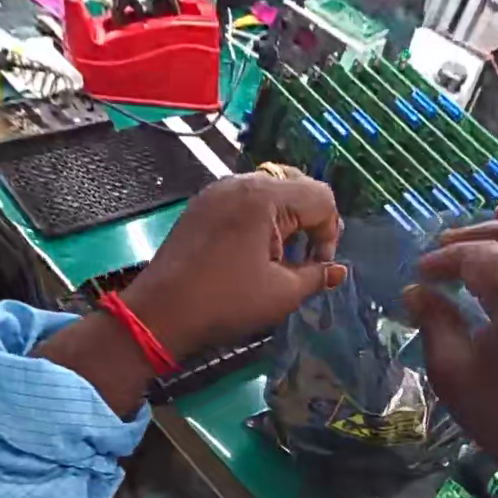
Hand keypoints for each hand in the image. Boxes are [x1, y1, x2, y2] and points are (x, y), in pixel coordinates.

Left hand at [37, 170, 345, 417]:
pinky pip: (242, 203)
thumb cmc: (224, 303)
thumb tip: (337, 271)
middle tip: (302, 261)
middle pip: (296, 188)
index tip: (319, 268)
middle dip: (308, 224)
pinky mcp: (200, 207)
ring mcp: (215, 192)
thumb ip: (315, 276)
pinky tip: (249, 255)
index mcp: (264, 197)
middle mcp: (240, 183)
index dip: (330, 234)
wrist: (160, 314)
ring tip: (275, 261)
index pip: (321, 198)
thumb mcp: (280, 294)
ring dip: (283, 223)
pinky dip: (256, 222)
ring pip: (268, 194)